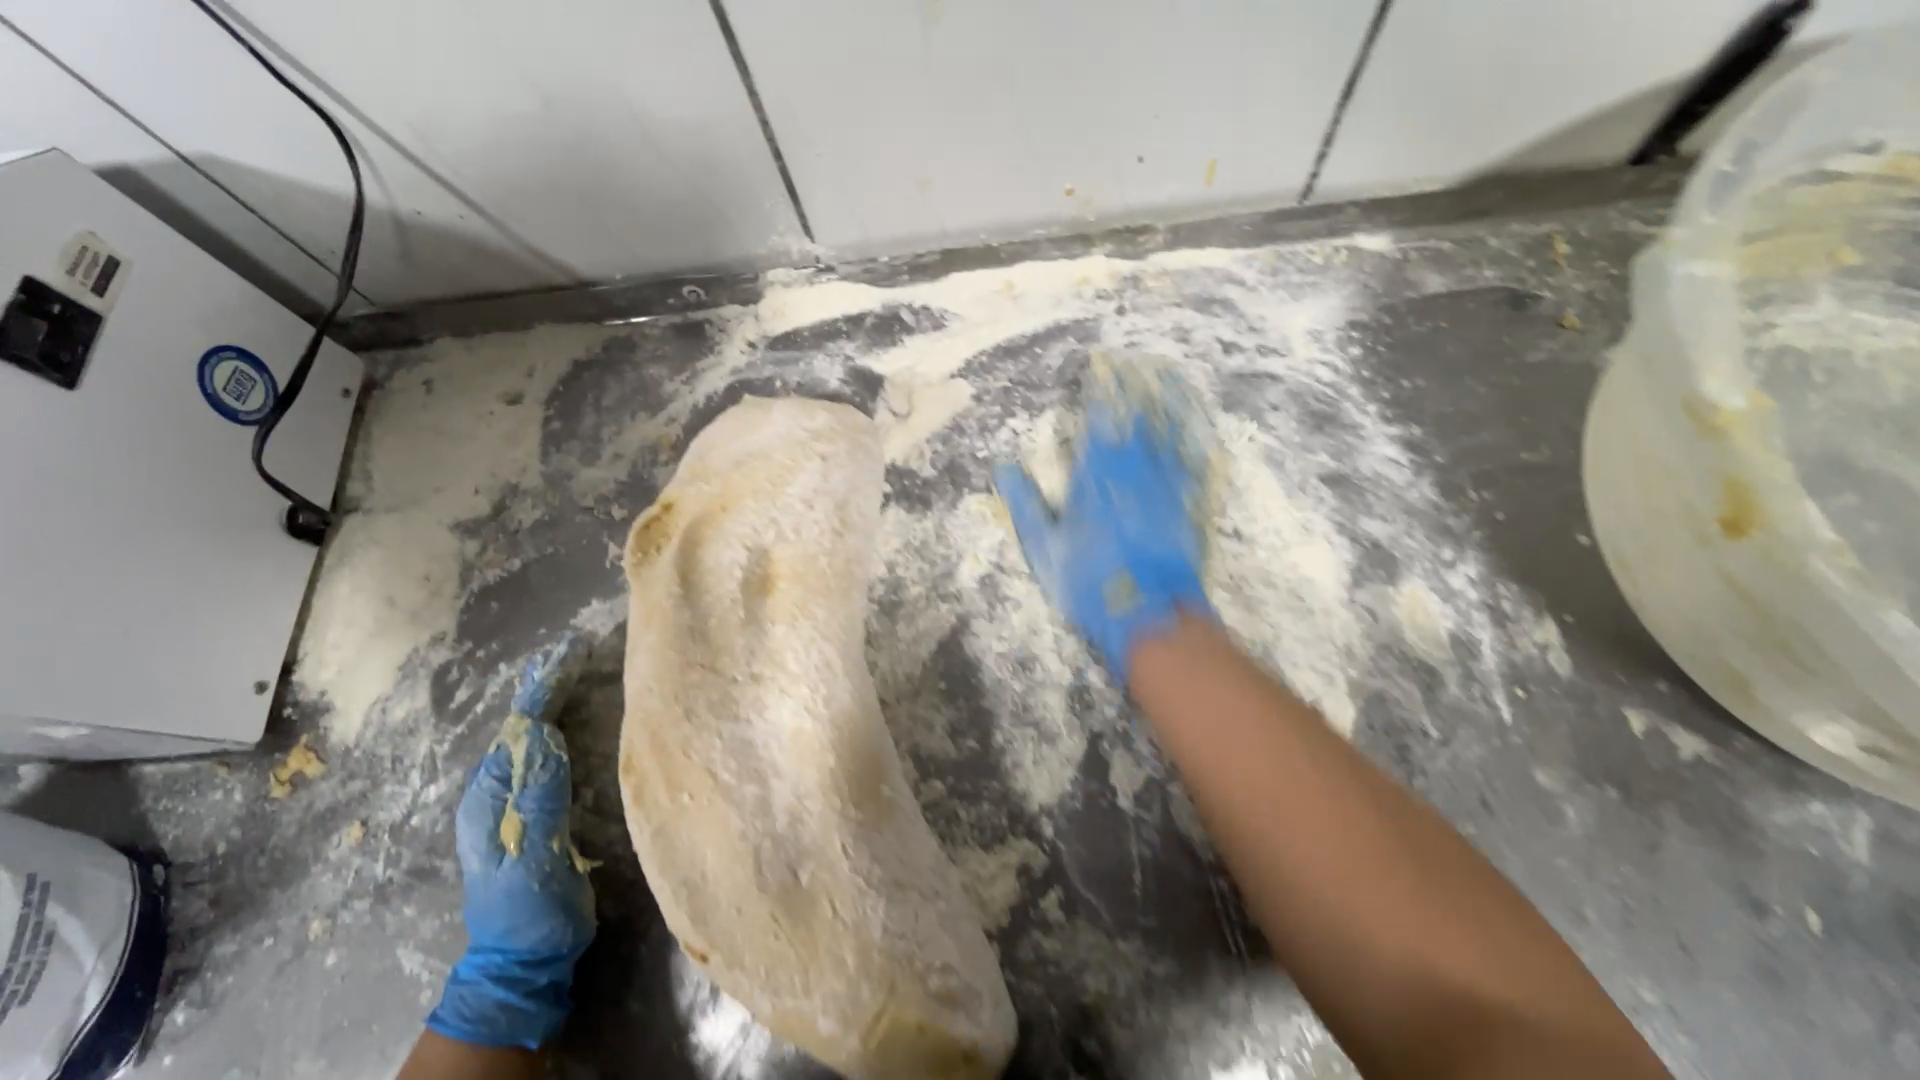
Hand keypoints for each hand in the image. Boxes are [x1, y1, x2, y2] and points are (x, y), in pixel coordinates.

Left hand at [426, 663, 595, 1049]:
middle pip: (525, 728)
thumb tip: (546, 737)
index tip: (570, 652)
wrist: (524, 960)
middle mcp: (498, 792)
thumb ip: (539, 798)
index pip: (518, 730)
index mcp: (489, 797)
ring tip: (582, 669)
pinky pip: (552, 760)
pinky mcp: (541, 813)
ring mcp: (518, 803)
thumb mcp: (532, 857)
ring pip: (536, 741)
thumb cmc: (527, 911)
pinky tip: (584, 718)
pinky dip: (567, 729)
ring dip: (558, 703)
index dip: (543, 689)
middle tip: (580, 649)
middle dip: (549, 686)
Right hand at [994, 358, 1214, 681]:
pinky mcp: (1185, 506)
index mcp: (1095, 474)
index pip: (1100, 420)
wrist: (1147, 611)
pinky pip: (1190, 465)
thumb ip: (1025, 502)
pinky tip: (1196, 431)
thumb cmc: (1087, 579)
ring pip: (1167, 435)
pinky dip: (1191, 443)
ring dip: (1168, 406)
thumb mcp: (1044, 544)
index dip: (1102, 391)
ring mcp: (1164, 486)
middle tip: (1141, 363)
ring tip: (1170, 380)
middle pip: (1138, 419)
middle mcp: (1133, 470)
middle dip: (1137, 389)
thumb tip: (1004, 467)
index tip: (1104, 366)